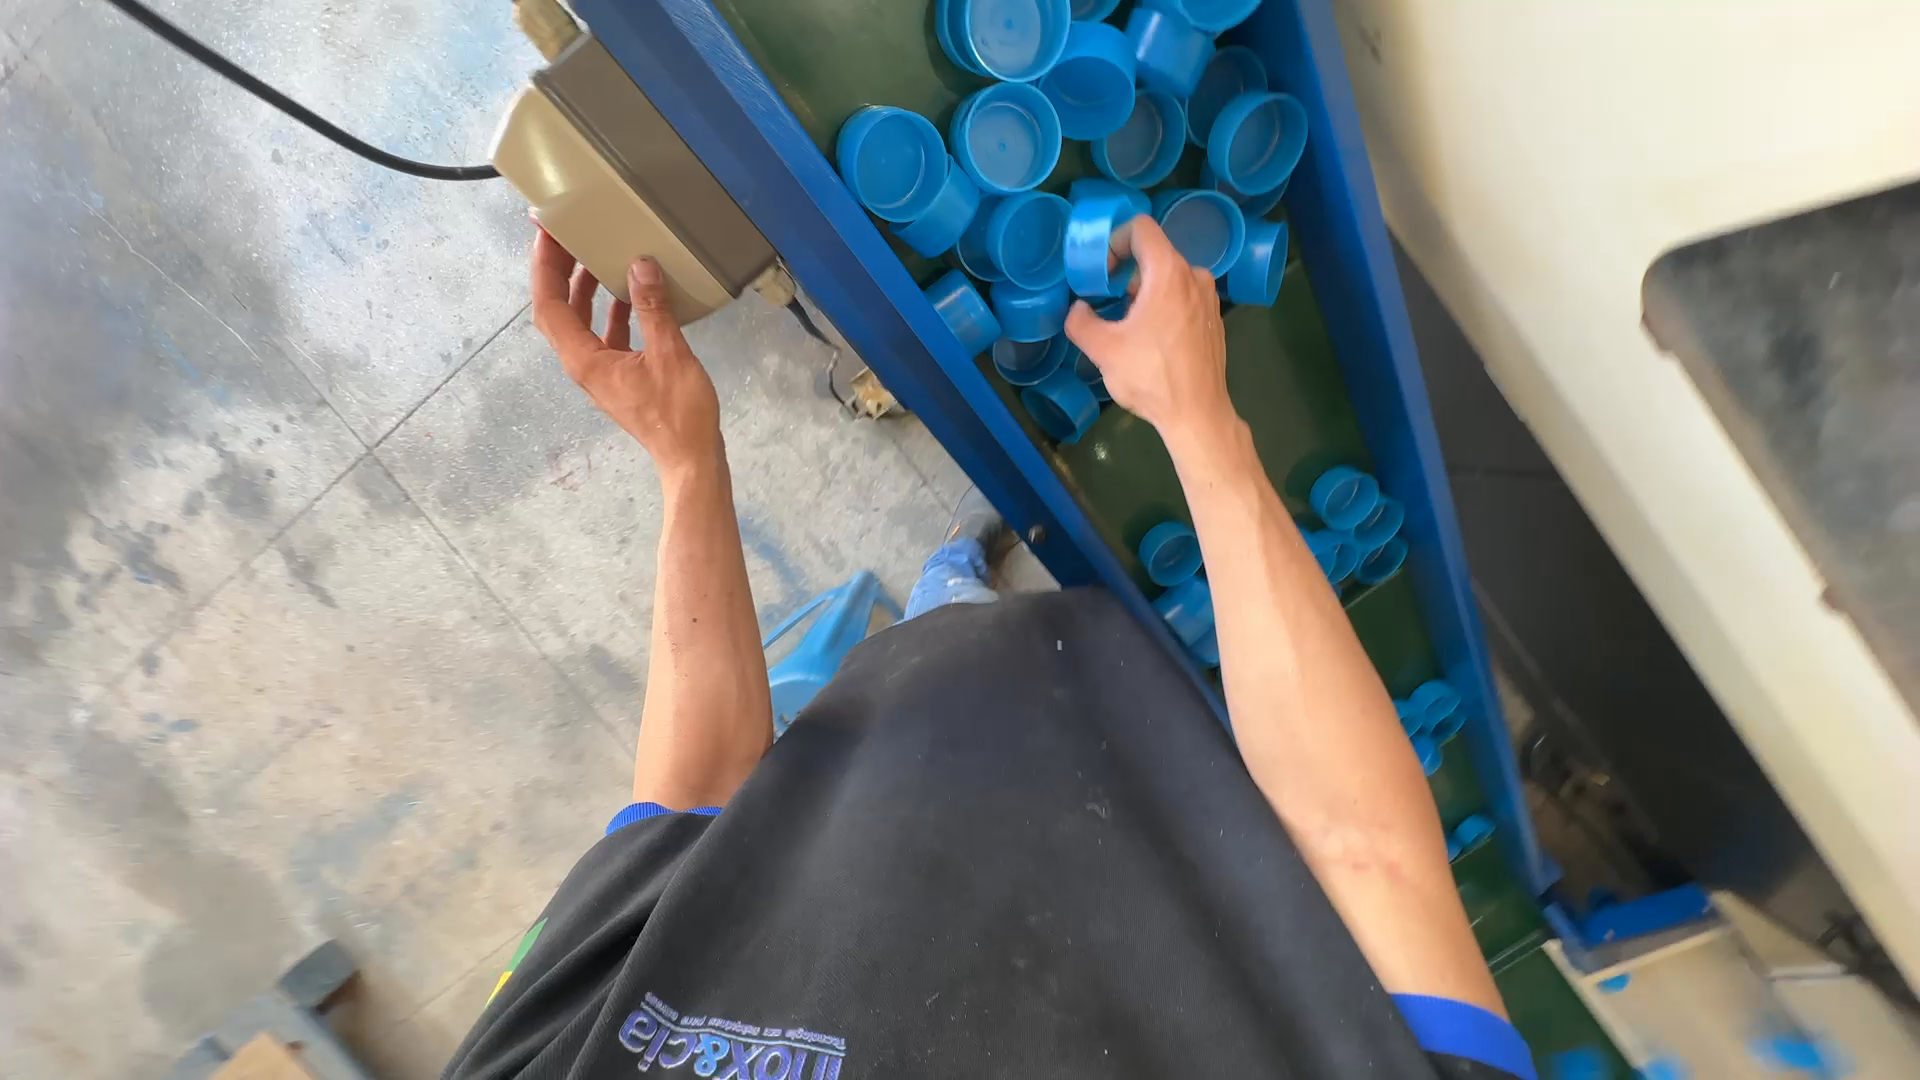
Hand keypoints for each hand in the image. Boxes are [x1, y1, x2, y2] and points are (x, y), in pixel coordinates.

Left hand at [530, 227, 722, 477]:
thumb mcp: (670, 355)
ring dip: (586, 291)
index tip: (549, 233)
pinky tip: (632, 298)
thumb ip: (654, 309)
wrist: (691, 458)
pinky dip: (612, 314)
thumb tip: (641, 266)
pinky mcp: (622, 380)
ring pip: (582, 324)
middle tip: (571, 237)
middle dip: (561, 273)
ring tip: (599, 258)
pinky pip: (606, 338)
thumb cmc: (679, 414)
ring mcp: (602, 374)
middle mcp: (585, 366)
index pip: (549, 305)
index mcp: (585, 359)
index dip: (545, 266)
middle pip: (559, 312)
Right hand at [1064, 217, 1234, 451]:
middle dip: (1126, 273)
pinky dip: (1163, 306)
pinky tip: (1152, 340)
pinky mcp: (1213, 318)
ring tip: (1128, 326)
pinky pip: (1183, 297)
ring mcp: (1208, 297)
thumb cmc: (1150, 377)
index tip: (1102, 273)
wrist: (1196, 412)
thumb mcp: (1103, 350)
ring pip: (1169, 278)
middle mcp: (1194, 276)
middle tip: (1108, 303)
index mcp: (1168, 273)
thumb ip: (1080, 322)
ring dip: (1144, 292)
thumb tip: (1077, 310)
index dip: (1114, 242)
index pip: (1140, 229)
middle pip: (1154, 254)